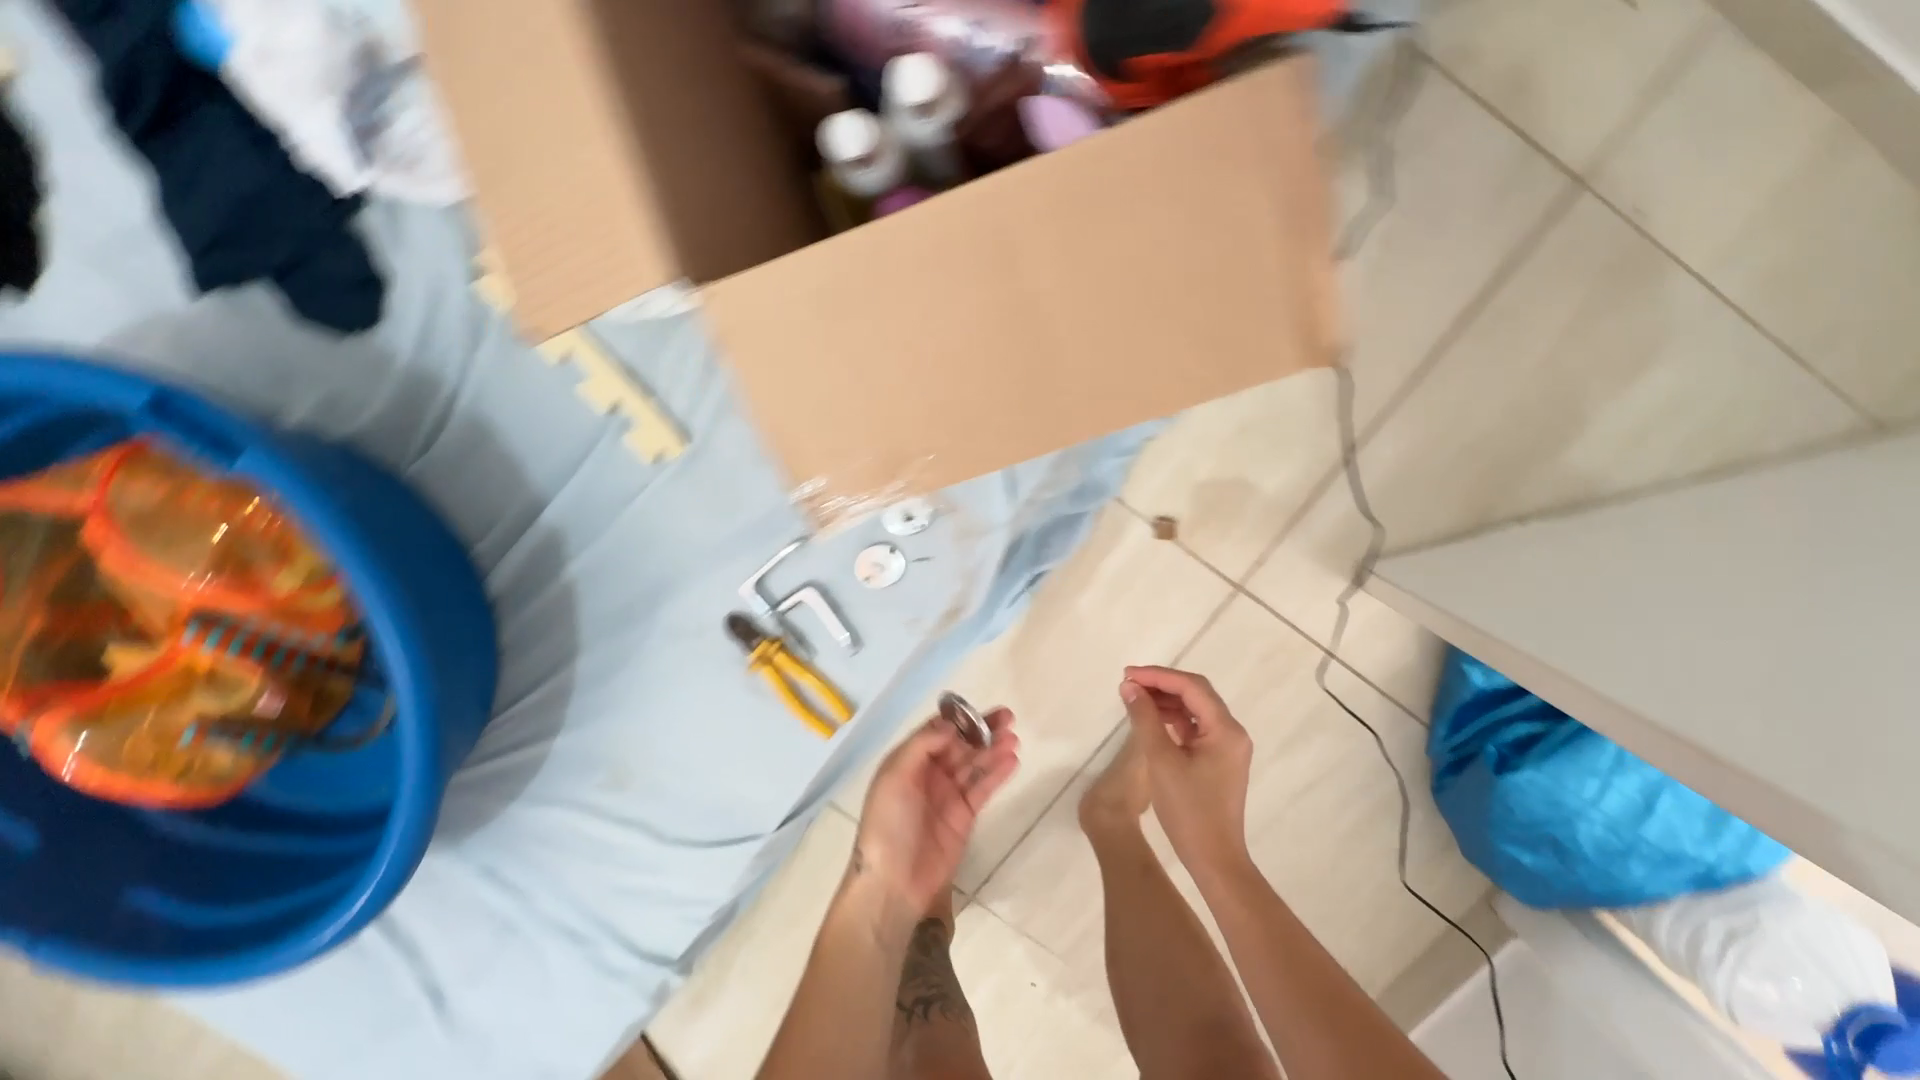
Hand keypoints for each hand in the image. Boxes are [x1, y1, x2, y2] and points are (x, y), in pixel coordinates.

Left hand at [852, 708, 1019, 916]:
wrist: (894, 882)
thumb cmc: (888, 825)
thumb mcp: (895, 777)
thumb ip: (922, 746)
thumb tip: (950, 725)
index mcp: (907, 762)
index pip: (935, 732)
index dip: (957, 720)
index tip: (979, 710)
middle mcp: (927, 775)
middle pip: (959, 745)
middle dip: (982, 731)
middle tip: (1008, 717)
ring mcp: (947, 796)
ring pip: (974, 764)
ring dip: (993, 749)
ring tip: (1014, 737)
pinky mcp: (964, 816)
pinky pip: (983, 788)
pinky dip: (998, 773)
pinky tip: (1012, 760)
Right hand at [1120, 666, 1254, 872]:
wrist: (1214, 858)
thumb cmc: (1189, 811)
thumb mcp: (1161, 761)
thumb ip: (1145, 719)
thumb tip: (1130, 688)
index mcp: (1225, 729)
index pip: (1192, 687)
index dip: (1158, 676)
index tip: (1127, 675)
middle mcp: (1232, 732)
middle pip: (1196, 694)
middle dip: (1162, 684)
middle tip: (1128, 683)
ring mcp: (1227, 747)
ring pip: (1195, 710)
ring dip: (1166, 701)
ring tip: (1134, 699)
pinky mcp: (1218, 760)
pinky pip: (1195, 728)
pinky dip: (1173, 720)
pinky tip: (1151, 721)